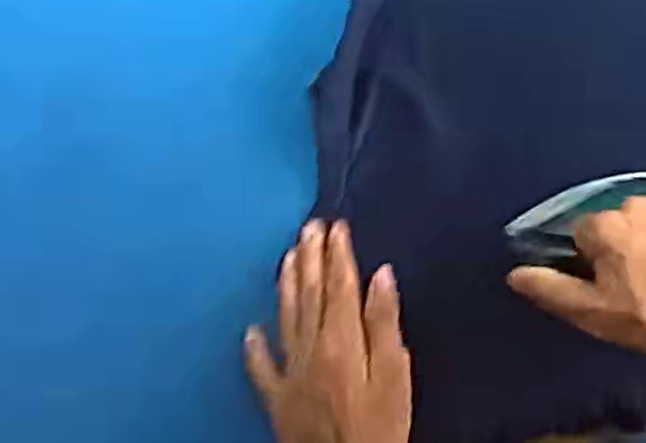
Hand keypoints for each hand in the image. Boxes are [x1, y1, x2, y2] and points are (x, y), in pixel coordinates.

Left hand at [245, 219, 411, 442]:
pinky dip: (255, 347)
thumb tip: (381, 273)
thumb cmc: (383, 419)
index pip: (339, 287)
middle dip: (312, 259)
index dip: (338, 254)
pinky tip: (250, 329)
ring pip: (286, 320)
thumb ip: (384, 320)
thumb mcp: (395, 369)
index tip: (337, 225)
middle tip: (310, 226)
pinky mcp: (278, 402)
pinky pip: (262, 369)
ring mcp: (289, 377)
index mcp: (341, 341)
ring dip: (287, 285)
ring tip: (288, 255)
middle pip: (310, 296)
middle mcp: (310, 352)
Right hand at [507, 195, 645, 358]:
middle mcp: (630, 203)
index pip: (579, 235)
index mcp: (603, 226)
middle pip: (610, 224)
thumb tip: (516, 273)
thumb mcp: (594, 312)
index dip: (588, 261)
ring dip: (641, 236)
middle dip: (615, 246)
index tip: (604, 283)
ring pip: (638, 218)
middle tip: (632, 281)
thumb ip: (552, 288)